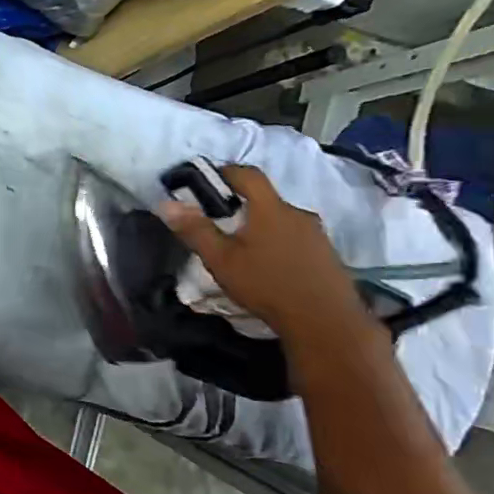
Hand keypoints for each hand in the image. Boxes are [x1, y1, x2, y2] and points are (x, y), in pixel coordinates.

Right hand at [158, 164, 374, 343]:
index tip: (204, 181)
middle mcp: (297, 213)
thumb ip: (195, 230)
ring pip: (279, 219)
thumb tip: (168, 204)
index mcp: (270, 209)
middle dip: (239, 205)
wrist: (325, 322)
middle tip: (216, 223)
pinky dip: (276, 241)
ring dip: (259, 225)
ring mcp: (316, 233)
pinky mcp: (325, 253)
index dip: (225, 171)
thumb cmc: (266, 285)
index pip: (248, 174)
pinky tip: (266, 264)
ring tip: (239, 248)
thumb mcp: (221, 260)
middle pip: (264, 199)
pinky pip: (294, 236)